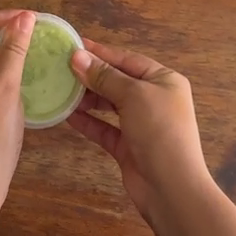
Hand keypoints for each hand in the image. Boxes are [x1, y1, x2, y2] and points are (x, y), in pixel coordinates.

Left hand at [0, 9, 34, 235]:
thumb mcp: (6, 88)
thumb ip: (13, 51)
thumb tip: (24, 17)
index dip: (7, 16)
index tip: (34, 19)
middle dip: (2, 24)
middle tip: (29, 27)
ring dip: (2, 41)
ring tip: (27, 43)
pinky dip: (2, 60)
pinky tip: (19, 70)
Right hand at [67, 40, 235, 235]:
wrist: (172, 190)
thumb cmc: (159, 130)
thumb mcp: (133, 95)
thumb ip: (104, 76)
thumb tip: (77, 56)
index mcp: (163, 80)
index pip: (127, 59)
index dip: (101, 52)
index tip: (74, 45)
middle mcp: (153, 99)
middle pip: (118, 81)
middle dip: (92, 75)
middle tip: (63, 68)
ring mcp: (141, 124)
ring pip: (110, 105)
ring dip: (88, 98)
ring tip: (63, 89)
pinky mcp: (129, 147)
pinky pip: (105, 129)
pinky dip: (89, 121)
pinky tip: (69, 115)